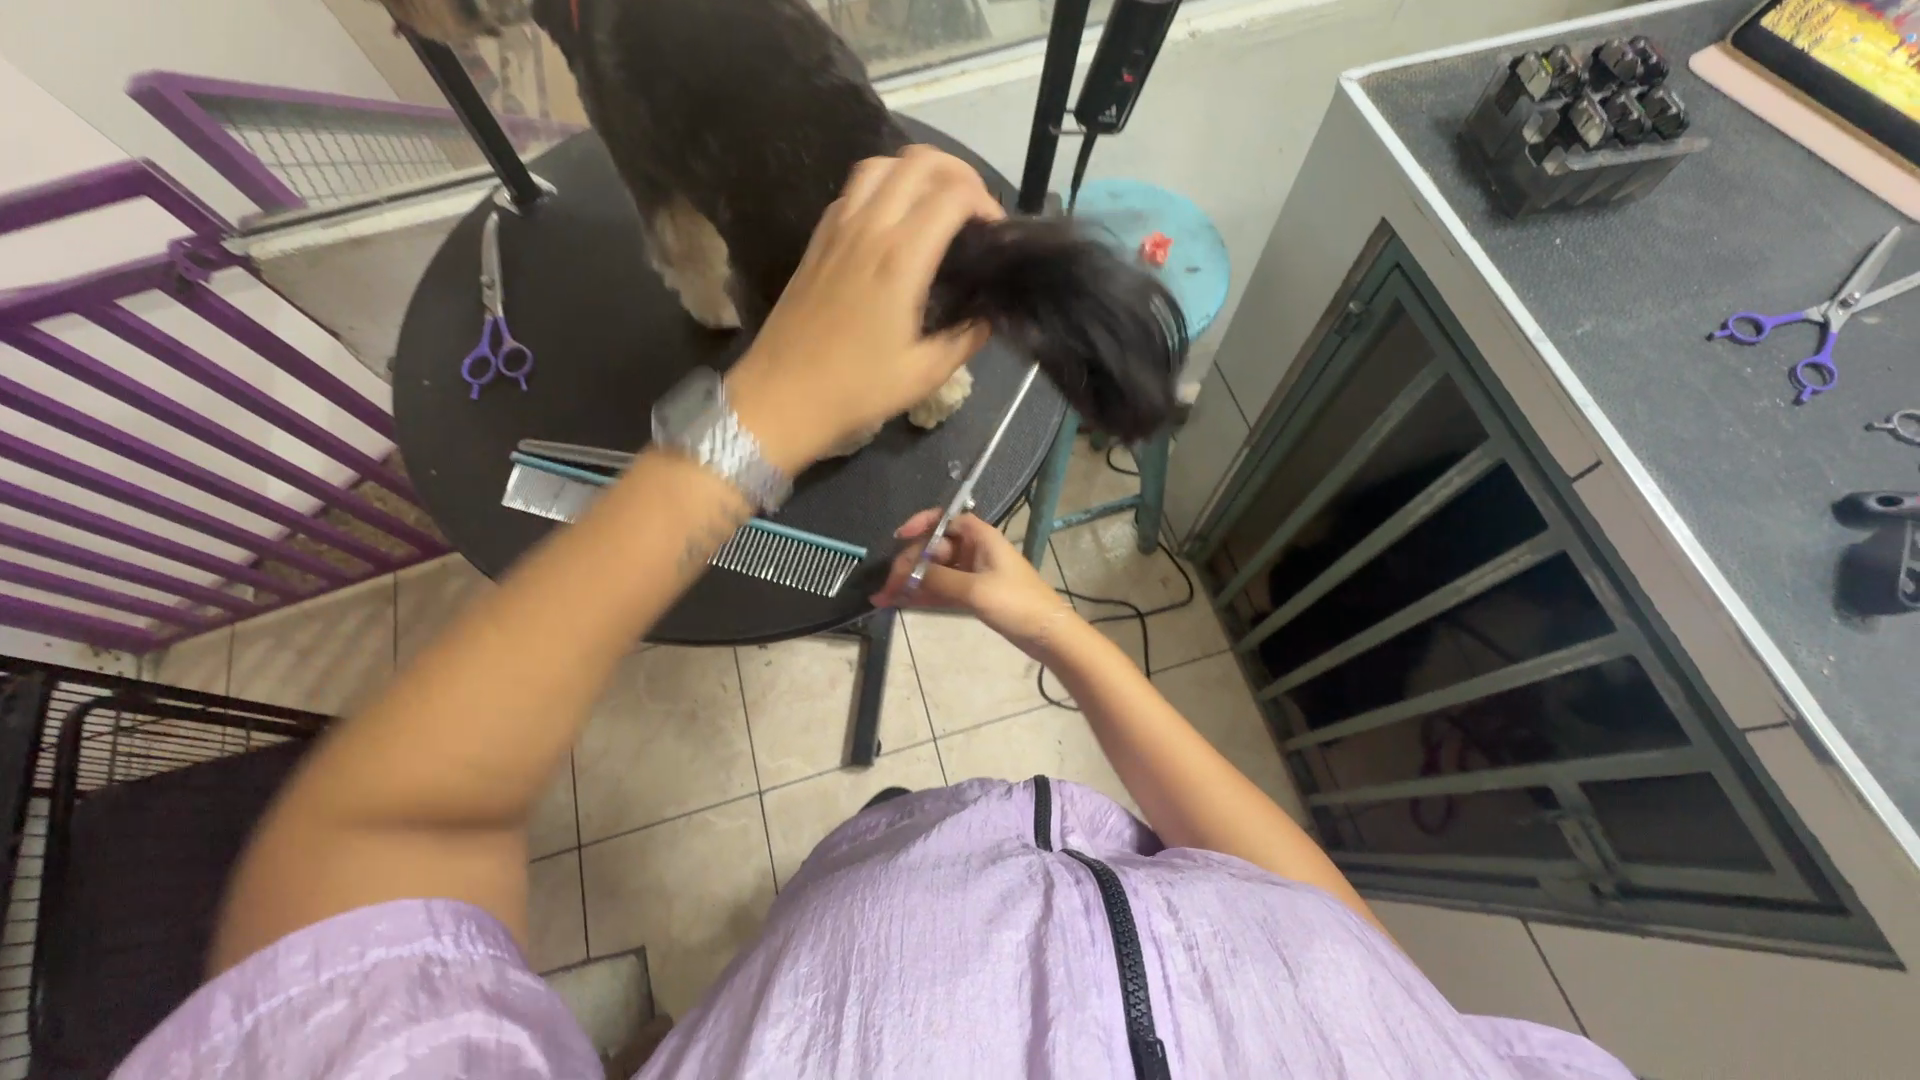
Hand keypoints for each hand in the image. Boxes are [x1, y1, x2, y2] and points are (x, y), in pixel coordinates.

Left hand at [725, 146, 1003, 469]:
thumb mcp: (924, 374)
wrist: (780, 397)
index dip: (985, 202)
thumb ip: (965, 339)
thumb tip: (986, 319)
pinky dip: (882, 188)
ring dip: (916, 172)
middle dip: (958, 173)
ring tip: (935, 204)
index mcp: (900, 259)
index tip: (996, 232)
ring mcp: (837, 230)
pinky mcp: (816, 241)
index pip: (953, 195)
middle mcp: (868, 229)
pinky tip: (892, 223)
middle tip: (974, 208)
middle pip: (918, 161)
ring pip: (881, 165)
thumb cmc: (855, 390)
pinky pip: (852, 190)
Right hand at [871, 510, 1078, 657]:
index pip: (946, 519)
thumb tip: (906, 575)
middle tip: (888, 585)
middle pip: (934, 548)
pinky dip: (922, 595)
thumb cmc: (1017, 603)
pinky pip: (941, 589)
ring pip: (934, 571)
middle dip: (909, 564)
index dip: (921, 524)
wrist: (1047, 634)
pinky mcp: (971, 594)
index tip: (899, 537)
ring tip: (883, 597)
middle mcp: (974, 550)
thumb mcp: (975, 590)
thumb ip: (938, 580)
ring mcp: (972, 573)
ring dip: (911, 582)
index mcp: (980, 537)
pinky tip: (900, 603)